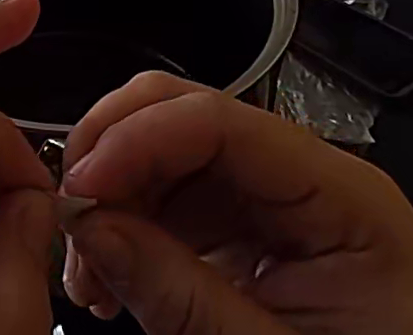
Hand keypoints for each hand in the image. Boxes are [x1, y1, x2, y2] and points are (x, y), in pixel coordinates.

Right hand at [60, 72, 412, 334]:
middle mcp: (304, 174)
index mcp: (343, 195)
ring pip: (168, 152)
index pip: (223, 122)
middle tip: (70, 215)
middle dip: (116, 152)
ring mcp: (273, 197)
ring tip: (85, 268)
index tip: (80, 185)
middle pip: (188, 115)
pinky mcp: (248, 225)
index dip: (140, 138)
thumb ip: (179, 297)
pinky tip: (107, 273)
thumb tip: (90, 227)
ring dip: (113, 193)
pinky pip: (172, 198)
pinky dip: (128, 224)